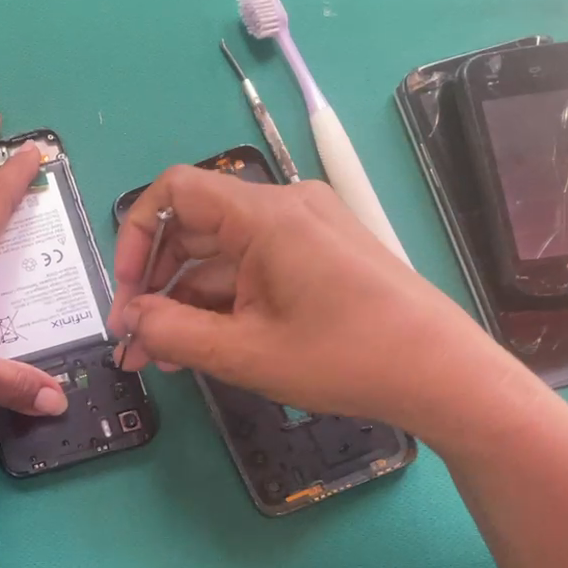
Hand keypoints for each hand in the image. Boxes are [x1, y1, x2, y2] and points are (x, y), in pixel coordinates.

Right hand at [106, 167, 515, 433]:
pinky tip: (198, 345)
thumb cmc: (344, 358)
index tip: (126, 292)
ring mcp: (302, 232)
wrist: (441, 374)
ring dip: (182, 302)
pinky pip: (249, 270)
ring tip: (160, 356)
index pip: (174, 192)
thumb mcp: (243, 352)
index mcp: (264, 216)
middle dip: (152, 284)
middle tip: (133, 339)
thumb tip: (128, 321)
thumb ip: (171, 332)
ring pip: (217, 257)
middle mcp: (283, 209)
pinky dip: (218, 303)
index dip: (134, 236)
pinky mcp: (315, 256)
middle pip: (191, 228)